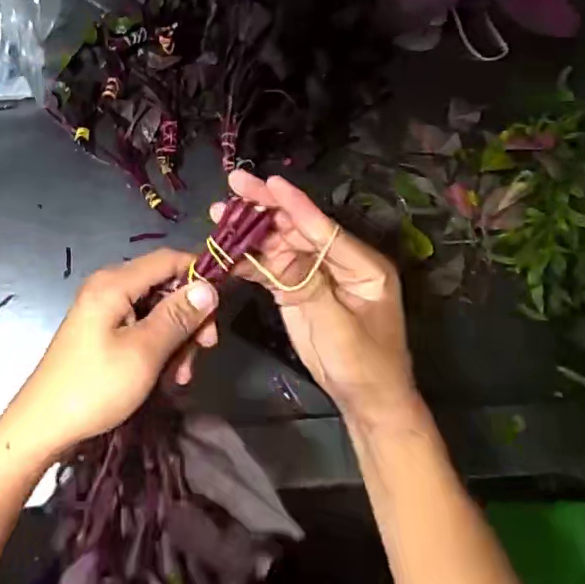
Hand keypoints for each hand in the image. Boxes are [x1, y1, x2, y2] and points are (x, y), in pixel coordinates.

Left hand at [0, 250, 218, 460]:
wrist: (43, 425)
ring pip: (155, 311)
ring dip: (176, 339)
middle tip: (205, 351)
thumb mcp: (144, 352)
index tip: (223, 307)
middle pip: (163, 286)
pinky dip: (158, 348)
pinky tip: (166, 377)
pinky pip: (140, 328)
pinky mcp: (102, 332)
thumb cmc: (94, 386)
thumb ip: (177, 316)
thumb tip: (209, 286)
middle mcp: (107, 287)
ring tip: (181, 376)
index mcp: (113, 282)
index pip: (167, 260)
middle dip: (188, 317)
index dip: (199, 275)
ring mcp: (103, 310)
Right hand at [219, 170, 421, 430]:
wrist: (366, 401)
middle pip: (297, 228)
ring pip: (278, 244)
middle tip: (236, 183)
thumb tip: (278, 252)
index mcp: (362, 264)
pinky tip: (223, 249)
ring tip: (218, 212)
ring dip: (249, 231)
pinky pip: (269, 268)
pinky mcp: (296, 289)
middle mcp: (337, 261)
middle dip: (266, 207)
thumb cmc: (363, 365)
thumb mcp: (338, 327)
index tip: (270, 182)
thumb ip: (309, 286)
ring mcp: (315, 274)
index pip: (324, 229)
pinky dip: (247, 260)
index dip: (295, 206)